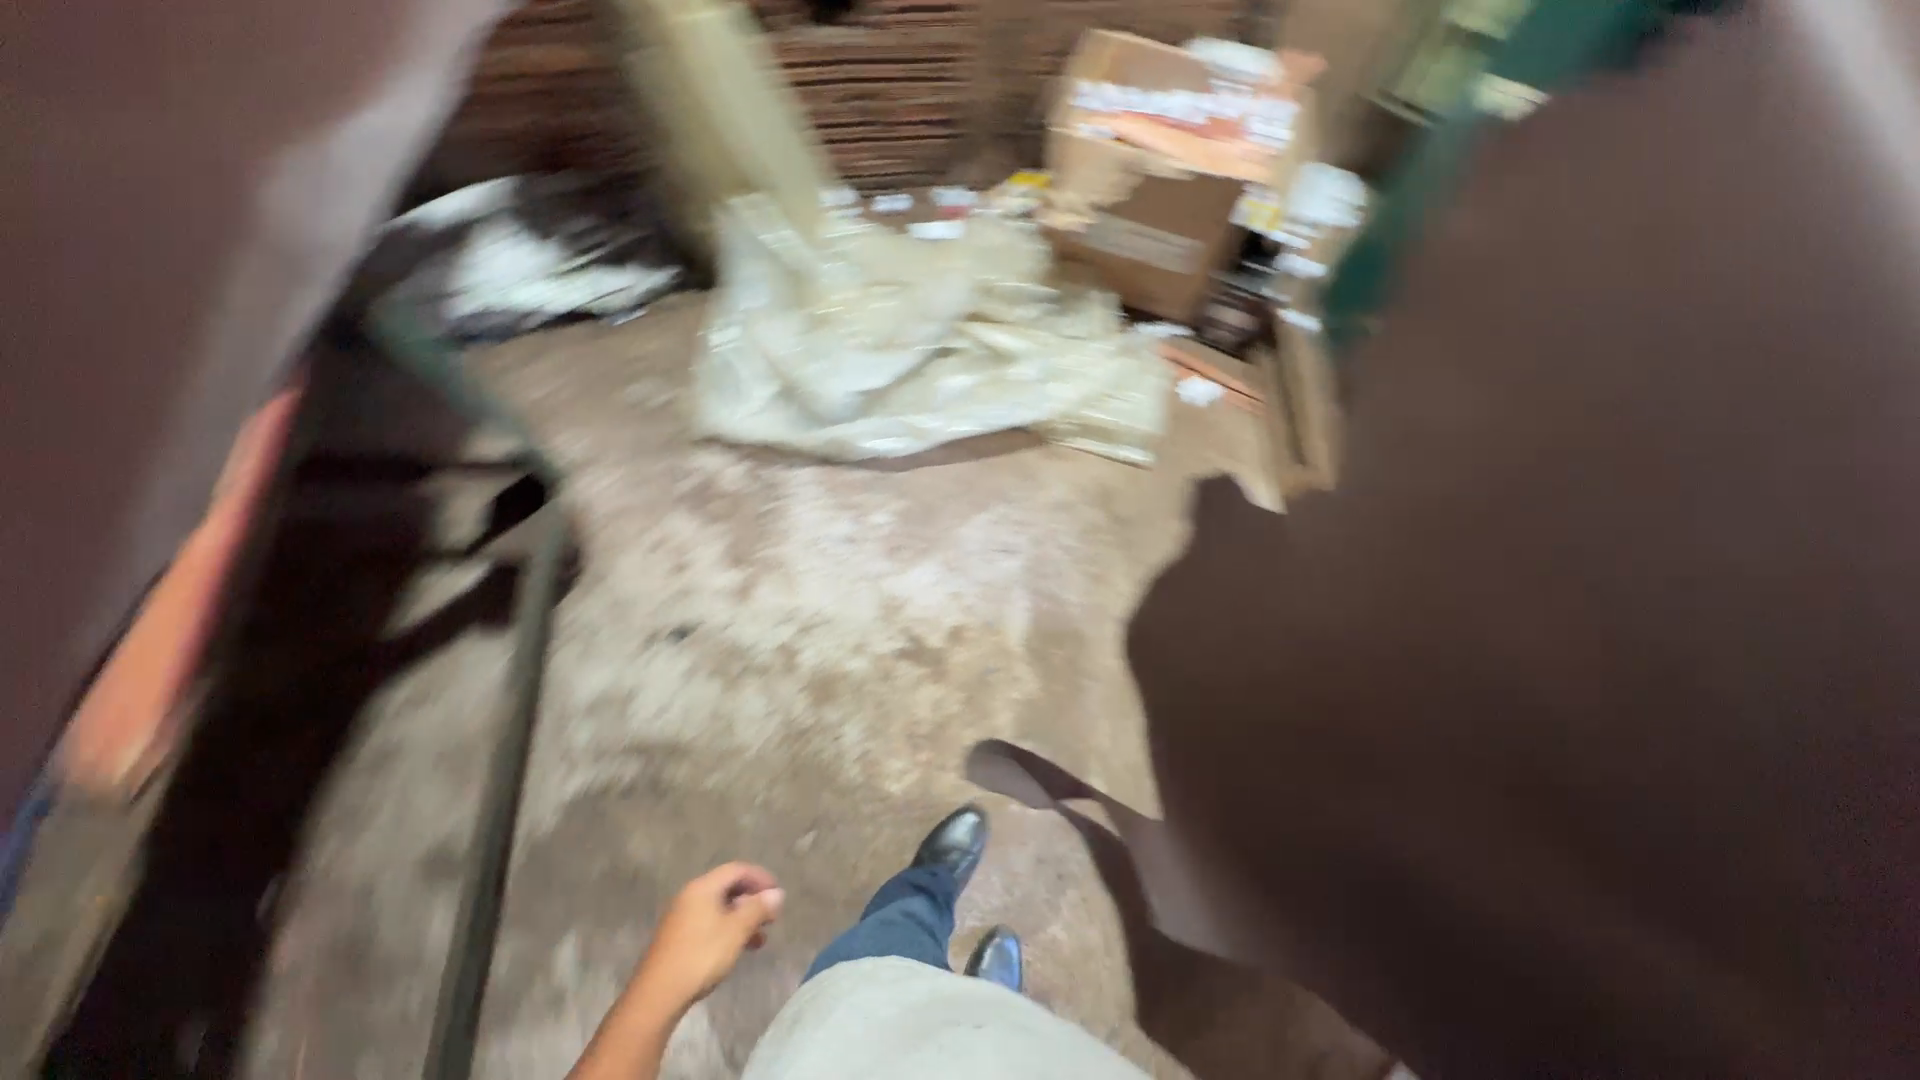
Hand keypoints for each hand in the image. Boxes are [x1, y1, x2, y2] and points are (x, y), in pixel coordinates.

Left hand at [629, 862, 784, 1014]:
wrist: (658, 995)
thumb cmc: (701, 956)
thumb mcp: (736, 931)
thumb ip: (758, 909)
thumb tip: (777, 893)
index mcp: (703, 888)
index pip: (737, 870)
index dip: (760, 878)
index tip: (778, 895)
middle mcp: (690, 896)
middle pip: (728, 888)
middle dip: (753, 900)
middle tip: (772, 917)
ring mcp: (682, 917)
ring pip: (720, 909)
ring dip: (743, 919)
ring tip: (760, 939)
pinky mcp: (678, 938)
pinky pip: (709, 923)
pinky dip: (728, 930)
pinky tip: (739, 949)